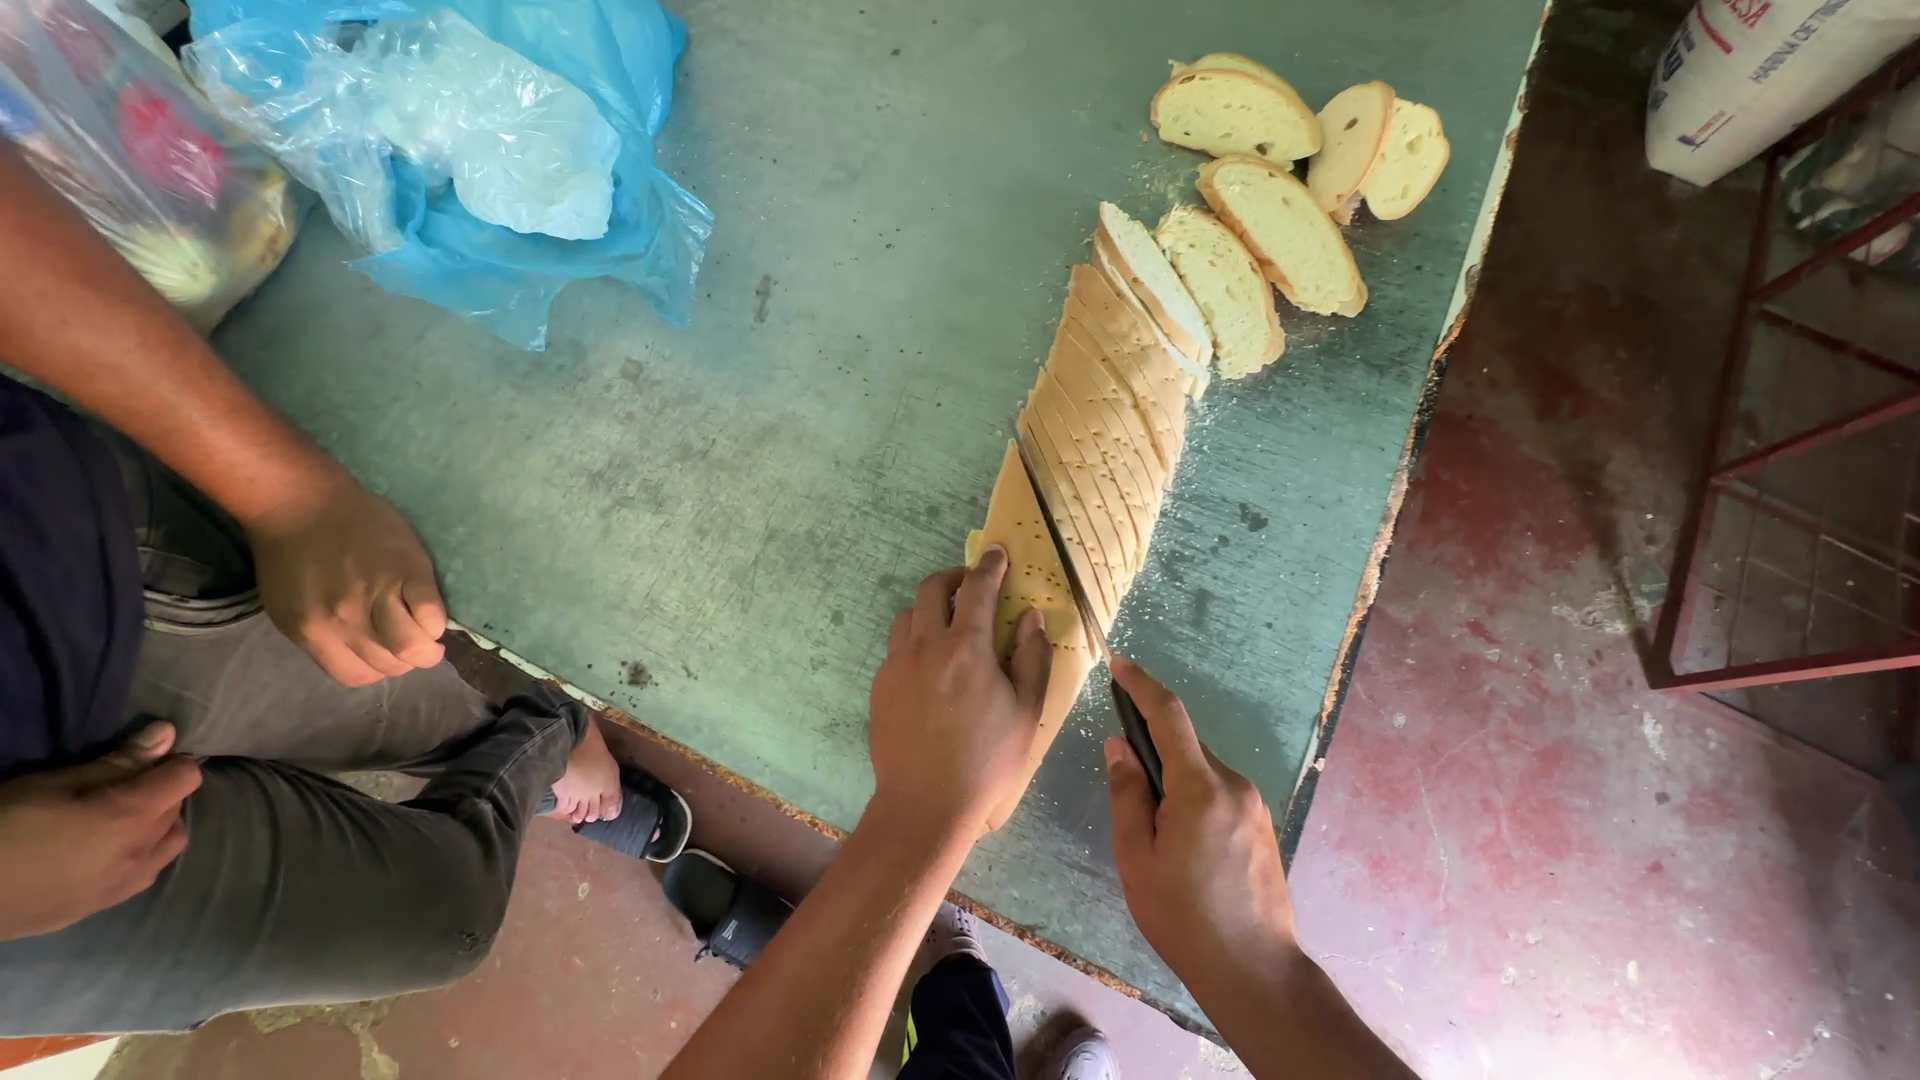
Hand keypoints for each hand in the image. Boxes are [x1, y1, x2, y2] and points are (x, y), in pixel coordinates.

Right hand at [0, 723, 202, 942]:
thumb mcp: (48, 786)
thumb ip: (116, 763)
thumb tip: (167, 733)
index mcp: (132, 817)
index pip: (186, 777)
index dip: (170, 764)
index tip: (146, 761)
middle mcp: (142, 852)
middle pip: (177, 809)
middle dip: (161, 793)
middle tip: (121, 789)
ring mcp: (124, 885)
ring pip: (170, 842)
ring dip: (158, 826)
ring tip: (117, 821)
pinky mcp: (101, 908)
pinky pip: (145, 873)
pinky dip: (141, 855)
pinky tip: (108, 853)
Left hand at [247, 476, 448, 686]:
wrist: (301, 503)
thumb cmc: (292, 553)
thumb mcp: (289, 605)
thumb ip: (324, 632)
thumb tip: (361, 648)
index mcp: (312, 632)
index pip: (358, 676)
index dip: (380, 668)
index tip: (388, 653)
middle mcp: (344, 621)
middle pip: (390, 664)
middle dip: (407, 658)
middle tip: (412, 640)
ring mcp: (377, 595)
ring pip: (413, 647)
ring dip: (427, 646)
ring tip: (429, 634)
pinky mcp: (408, 573)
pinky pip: (431, 614)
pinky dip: (436, 621)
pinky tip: (430, 611)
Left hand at [868, 549, 1052, 835]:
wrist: (925, 804)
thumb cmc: (986, 760)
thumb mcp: (1026, 710)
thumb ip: (1031, 656)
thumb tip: (1029, 616)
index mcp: (966, 648)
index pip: (978, 588)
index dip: (990, 565)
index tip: (997, 552)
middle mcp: (925, 645)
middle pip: (932, 588)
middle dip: (955, 576)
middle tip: (973, 585)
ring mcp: (896, 664)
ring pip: (908, 614)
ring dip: (930, 607)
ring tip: (949, 625)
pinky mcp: (880, 685)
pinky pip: (896, 646)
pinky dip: (915, 639)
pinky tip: (931, 666)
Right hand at [1105, 658, 1300, 990]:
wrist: (1254, 971)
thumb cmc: (1182, 916)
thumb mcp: (1136, 856)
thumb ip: (1127, 793)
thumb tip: (1120, 746)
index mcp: (1200, 788)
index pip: (1168, 716)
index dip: (1141, 685)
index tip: (1120, 664)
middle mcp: (1234, 785)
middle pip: (1185, 746)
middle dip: (1152, 753)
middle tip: (1127, 794)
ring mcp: (1254, 805)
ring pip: (1201, 771)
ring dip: (1173, 781)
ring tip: (1156, 836)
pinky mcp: (1262, 824)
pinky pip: (1218, 792)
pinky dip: (1192, 797)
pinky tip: (1183, 845)